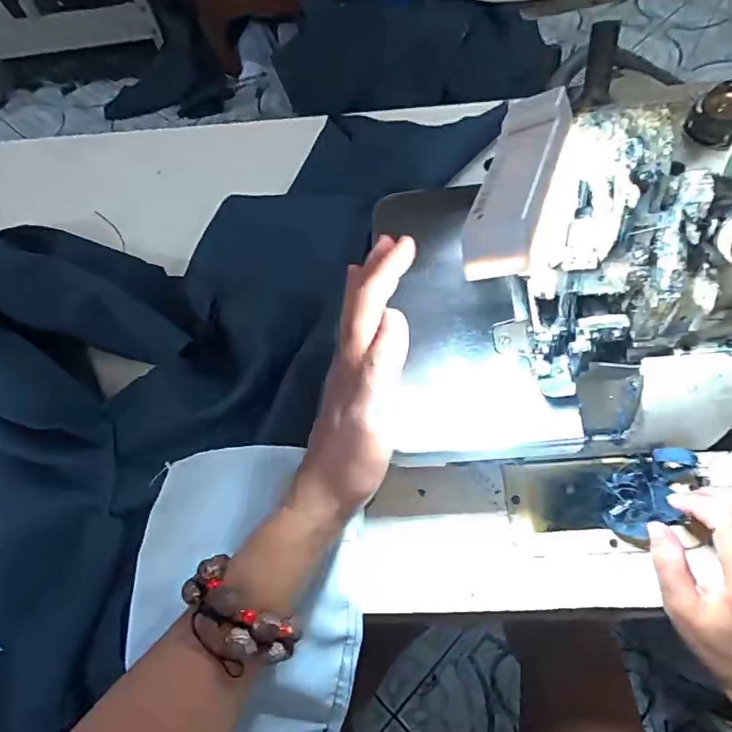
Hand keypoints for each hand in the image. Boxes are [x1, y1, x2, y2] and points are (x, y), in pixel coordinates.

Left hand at [290, 234, 415, 521]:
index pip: (369, 303)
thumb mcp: (370, 413)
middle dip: (376, 269)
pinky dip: (368, 313)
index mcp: (353, 359)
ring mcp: (347, 371)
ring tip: (378, 262)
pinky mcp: (352, 385)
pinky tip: (375, 320)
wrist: (326, 490)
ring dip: (369, 286)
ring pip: (356, 316)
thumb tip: (393, 318)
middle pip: (358, 303)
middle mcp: (346, 358)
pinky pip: (360, 335)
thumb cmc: (351, 458)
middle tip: (393, 241)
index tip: (405, 244)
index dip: (386, 271)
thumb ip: (379, 366)